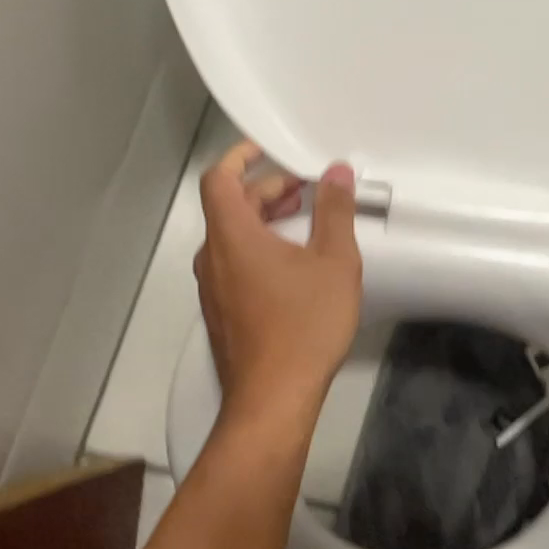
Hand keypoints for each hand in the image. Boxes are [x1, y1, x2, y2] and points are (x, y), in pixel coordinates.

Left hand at [194, 141, 362, 415]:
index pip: (220, 178)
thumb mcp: (334, 262)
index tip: (267, 149)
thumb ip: (335, 211)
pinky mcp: (222, 312)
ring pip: (232, 236)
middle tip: (305, 187)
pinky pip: (234, 262)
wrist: (273, 398)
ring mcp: (212, 288)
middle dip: (266, 189)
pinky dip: (259, 246)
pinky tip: (294, 263)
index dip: (241, 156)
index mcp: (232, 236)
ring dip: (264, 219)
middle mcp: (213, 257)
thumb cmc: (304, 326)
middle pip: (228, 206)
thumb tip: (336, 172)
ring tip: (305, 219)